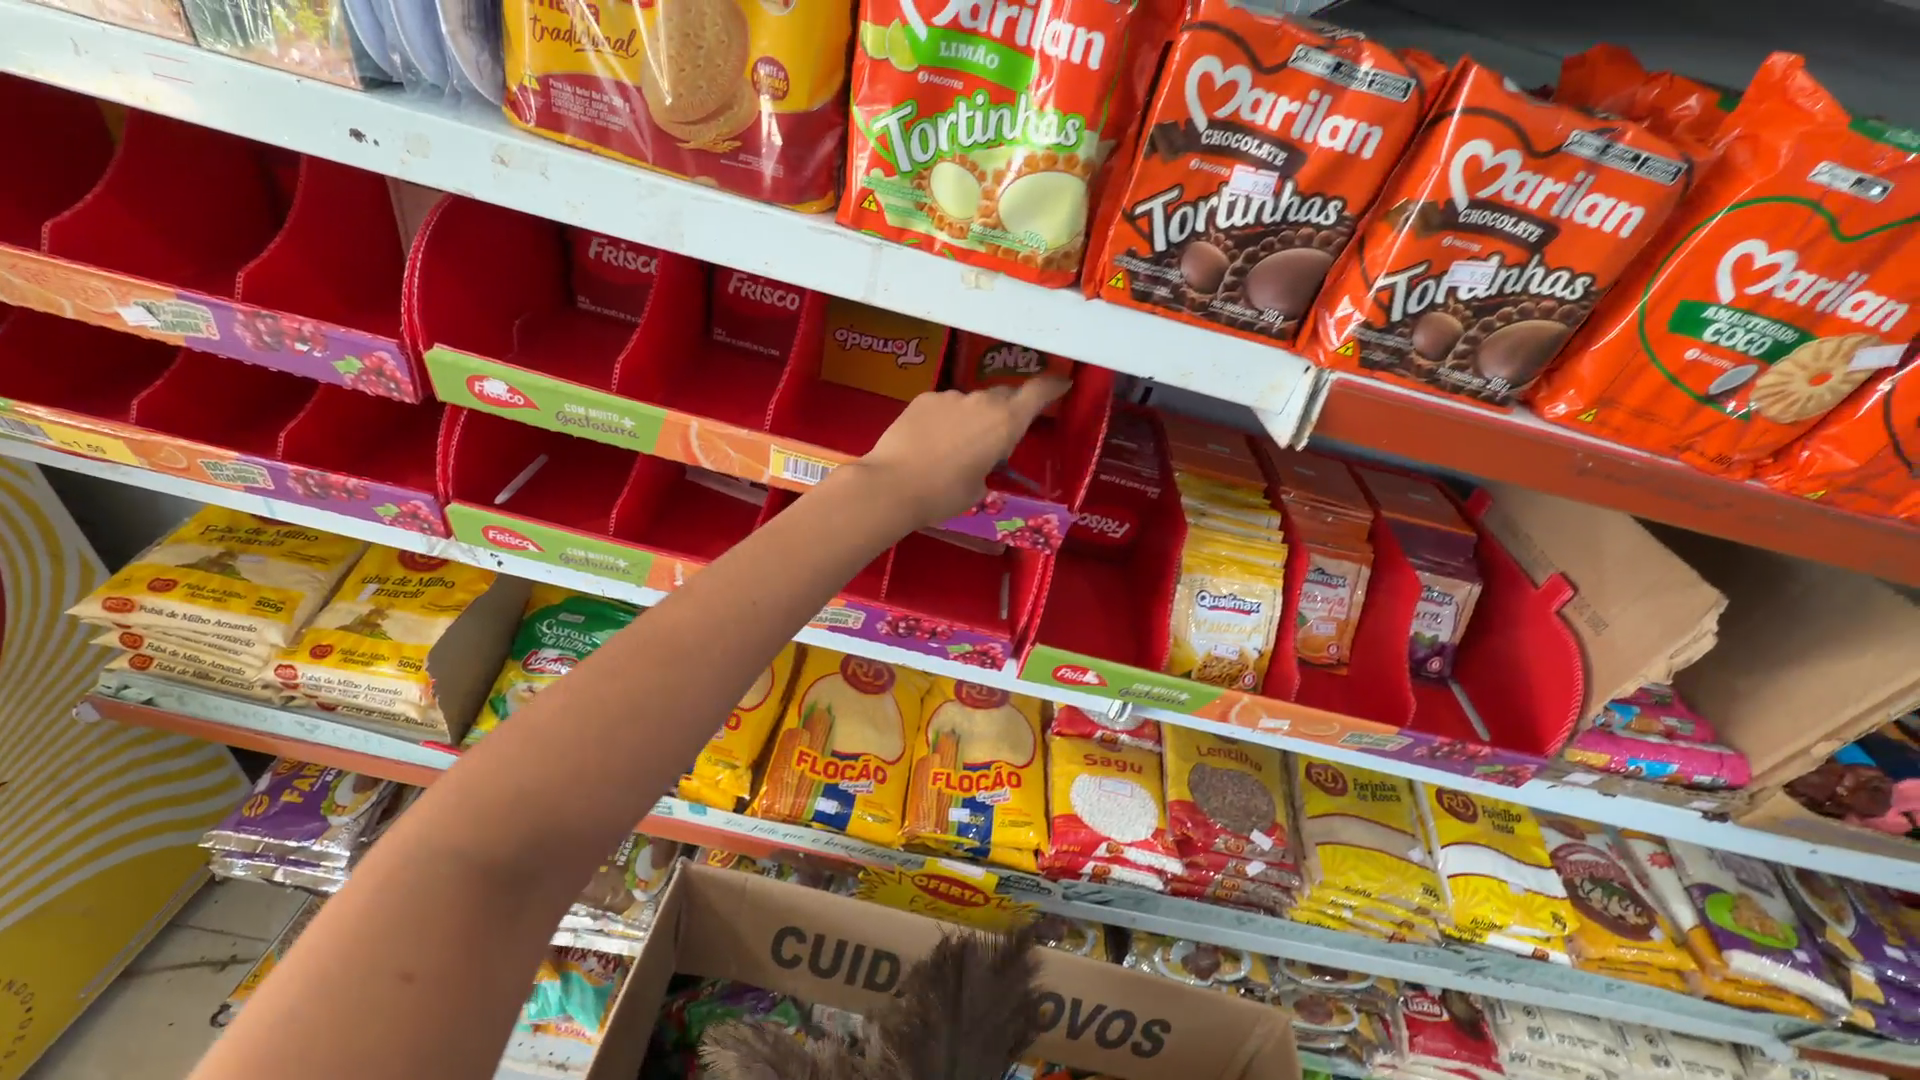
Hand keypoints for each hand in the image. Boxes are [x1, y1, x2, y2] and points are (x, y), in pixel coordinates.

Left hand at [851, 376, 1071, 526]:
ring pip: (971, 402)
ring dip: (972, 418)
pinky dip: (944, 419)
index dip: (1052, 385)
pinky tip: (930, 442)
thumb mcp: (978, 489)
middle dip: (1007, 410)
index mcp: (1006, 423)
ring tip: (955, 447)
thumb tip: (978, 463)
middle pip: (1004, 395)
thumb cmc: (943, 495)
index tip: (1061, 383)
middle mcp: (982, 402)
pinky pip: (944, 405)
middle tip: (998, 436)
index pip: (1038, 392)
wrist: (892, 485)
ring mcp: (950, 397)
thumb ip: (987, 467)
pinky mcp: (923, 398)